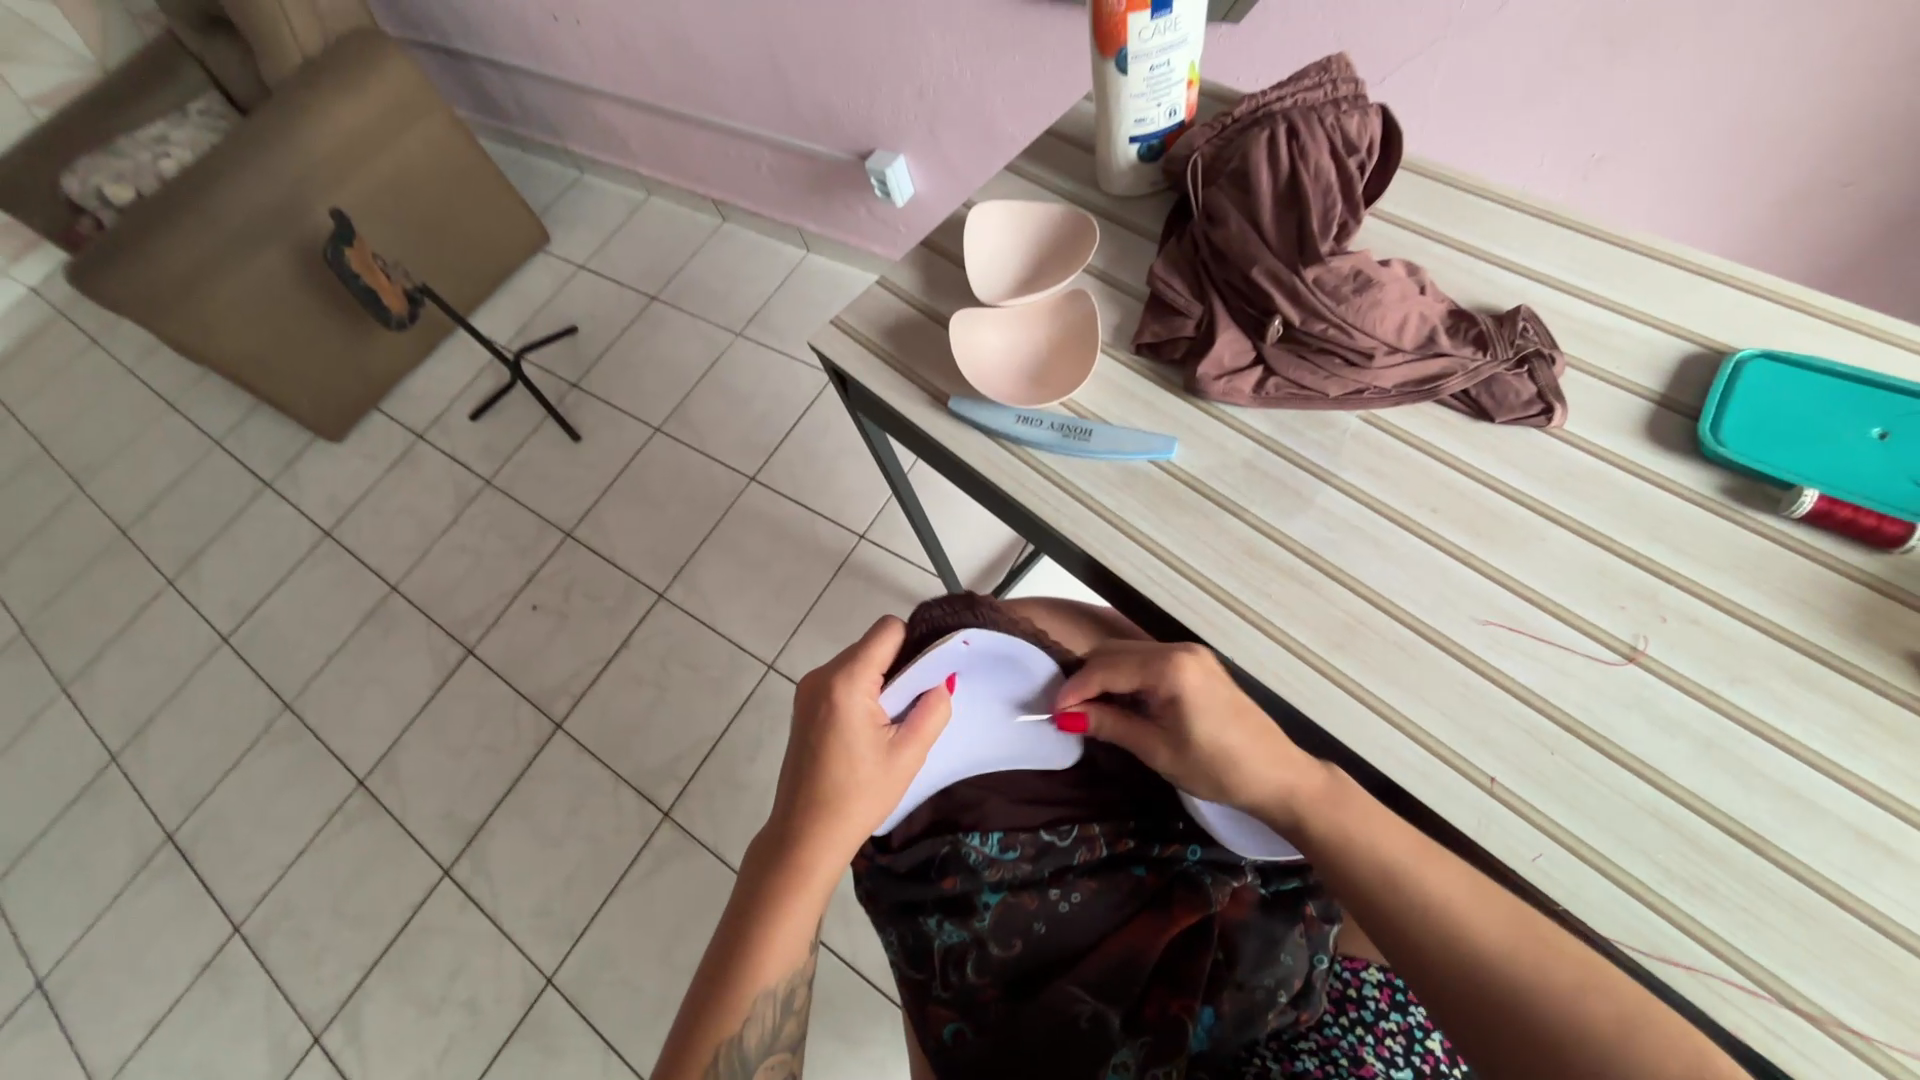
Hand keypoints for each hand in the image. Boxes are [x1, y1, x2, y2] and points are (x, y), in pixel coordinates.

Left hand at [768, 616, 950, 869]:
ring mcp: (807, 689)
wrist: (806, 834)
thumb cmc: (859, 795)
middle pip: (873, 645)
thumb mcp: (908, 754)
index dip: (914, 644)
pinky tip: (867, 732)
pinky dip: (861, 693)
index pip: (888, 629)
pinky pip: (842, 681)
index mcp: (846, 680)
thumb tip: (942, 680)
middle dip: (898, 668)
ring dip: (880, 683)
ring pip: (858, 663)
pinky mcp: (803, 705)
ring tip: (889, 727)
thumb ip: (933, 709)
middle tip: (912, 710)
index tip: (927, 678)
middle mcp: (821, 675)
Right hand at [1054, 641, 1326, 829]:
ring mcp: (1189, 654)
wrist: (1277, 775)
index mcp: (1170, 666)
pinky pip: (1147, 661)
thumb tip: (1064, 716)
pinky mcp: (1196, 664)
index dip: (1074, 690)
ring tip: (1087, 712)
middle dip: (1085, 681)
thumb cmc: (1218, 768)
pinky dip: (1125, 678)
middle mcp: (1178, 649)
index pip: (1105, 668)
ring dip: (1103, 679)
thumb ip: (1109, 724)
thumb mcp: (1156, 749)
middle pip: (1113, 653)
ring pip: (1128, 654)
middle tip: (1066, 715)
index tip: (1051, 714)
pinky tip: (1118, 704)